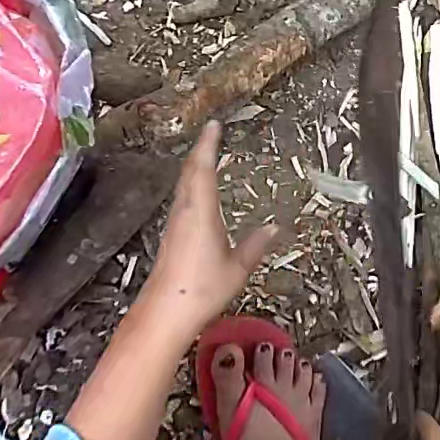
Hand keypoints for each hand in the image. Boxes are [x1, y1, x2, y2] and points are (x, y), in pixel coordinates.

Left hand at [134, 120, 278, 343]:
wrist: (164, 314)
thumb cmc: (202, 289)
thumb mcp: (237, 268)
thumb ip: (256, 245)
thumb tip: (275, 227)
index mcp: (200, 210)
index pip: (204, 167)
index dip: (208, 144)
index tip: (214, 125)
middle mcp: (184, 210)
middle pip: (190, 171)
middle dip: (201, 150)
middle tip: (211, 134)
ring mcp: (174, 223)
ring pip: (183, 184)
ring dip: (194, 166)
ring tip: (206, 155)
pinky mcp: (170, 235)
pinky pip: (181, 198)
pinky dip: (191, 184)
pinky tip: (196, 192)